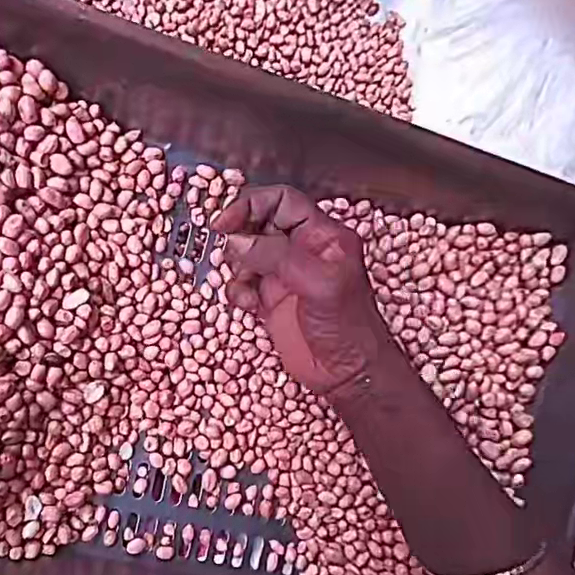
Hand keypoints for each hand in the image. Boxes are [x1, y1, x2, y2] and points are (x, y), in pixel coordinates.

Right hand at [214, 185, 395, 398]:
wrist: (348, 373)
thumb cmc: (350, 328)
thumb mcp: (319, 283)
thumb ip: (278, 257)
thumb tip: (238, 240)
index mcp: (322, 236)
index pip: (281, 201)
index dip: (251, 205)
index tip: (225, 221)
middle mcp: (301, 250)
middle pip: (258, 224)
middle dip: (238, 236)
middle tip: (225, 250)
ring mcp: (284, 275)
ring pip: (246, 254)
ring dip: (236, 267)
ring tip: (244, 284)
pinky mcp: (271, 300)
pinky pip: (243, 284)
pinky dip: (238, 291)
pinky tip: (249, 304)